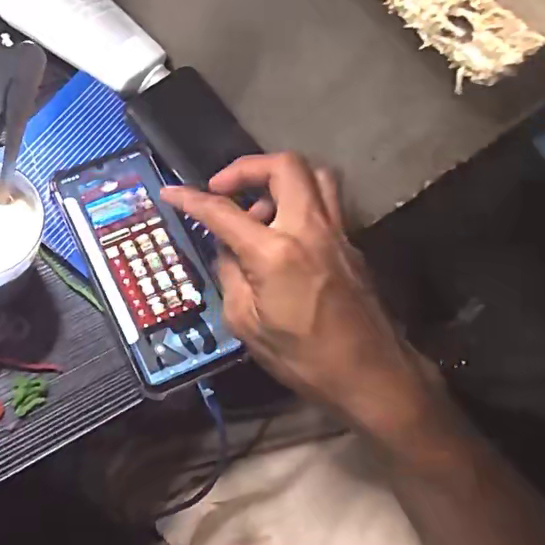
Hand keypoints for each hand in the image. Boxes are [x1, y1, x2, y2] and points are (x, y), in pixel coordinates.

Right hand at [162, 153, 449, 453]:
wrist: (374, 378)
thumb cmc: (304, 359)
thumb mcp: (245, 323)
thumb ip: (231, 275)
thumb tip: (228, 250)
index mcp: (275, 252)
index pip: (223, 211)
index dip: (191, 199)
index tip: (170, 192)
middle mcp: (310, 229)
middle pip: (284, 166)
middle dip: (246, 168)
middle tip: (224, 188)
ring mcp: (338, 234)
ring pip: (315, 176)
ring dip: (279, 180)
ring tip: (257, 210)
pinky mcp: (352, 245)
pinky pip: (325, 204)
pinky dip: (297, 205)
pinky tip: (281, 238)